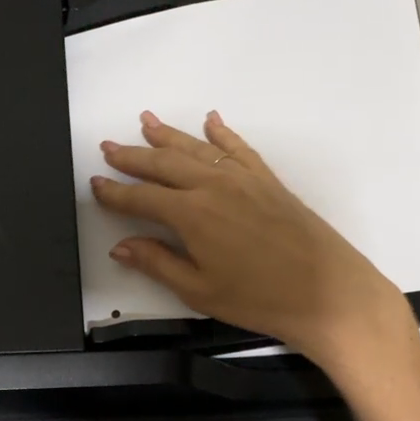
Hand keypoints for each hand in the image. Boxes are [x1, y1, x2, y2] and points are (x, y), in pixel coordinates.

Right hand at [91, 111, 414, 366]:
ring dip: (169, 135)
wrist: (324, 292)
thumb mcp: (198, 290)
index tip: (95, 184)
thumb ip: (157, 263)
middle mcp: (214, 186)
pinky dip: (221, 133)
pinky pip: (238, 148)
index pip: (142, 198)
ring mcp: (243, 179)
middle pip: (165, 164)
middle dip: (133, 156)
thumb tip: (122, 246)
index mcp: (191, 215)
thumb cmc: (258, 298)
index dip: (115, 193)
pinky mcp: (268, 181)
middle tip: (108, 146)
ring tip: (146, 121)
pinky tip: (210, 121)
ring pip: (197, 148)